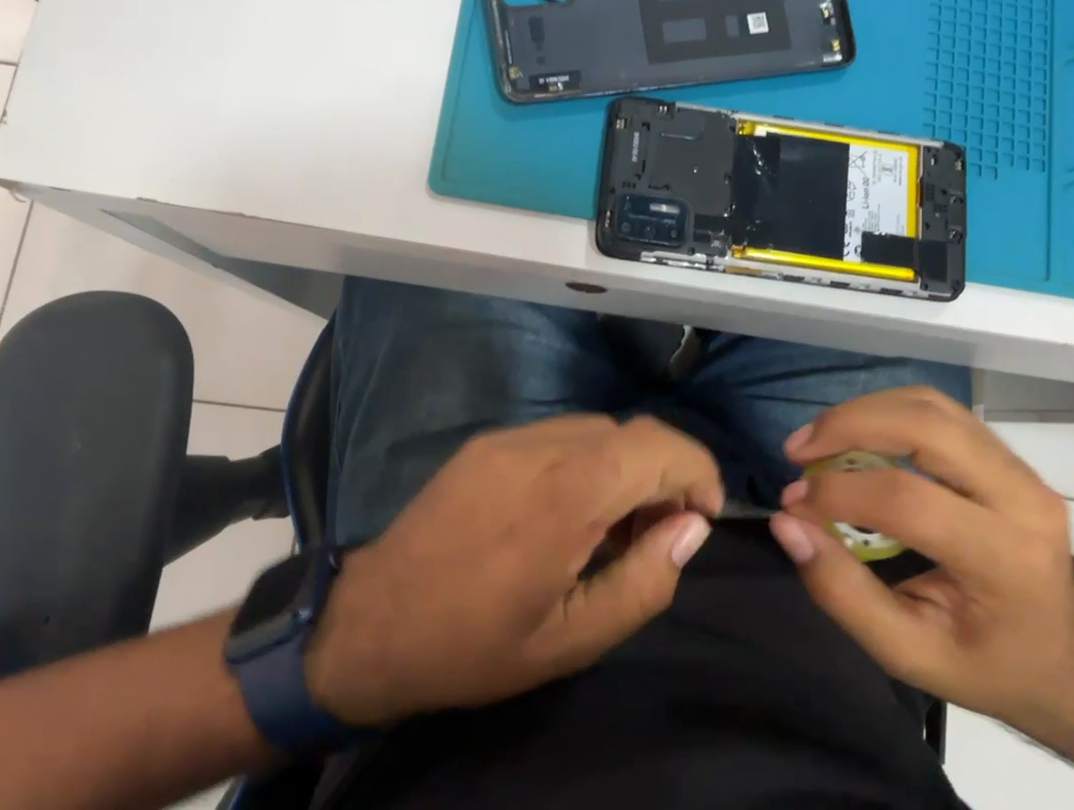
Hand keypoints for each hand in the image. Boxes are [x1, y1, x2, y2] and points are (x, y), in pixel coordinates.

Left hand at [305, 414, 722, 727]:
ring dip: (624, 466)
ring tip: (612, 528)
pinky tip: (568, 512)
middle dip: (664, 472)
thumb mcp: (575, 638)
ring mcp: (505, 439)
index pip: (659, 445)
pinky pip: (557, 436)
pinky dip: (586, 462)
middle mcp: (539, 447)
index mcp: (567, 494)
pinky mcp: (484, 444)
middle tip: (658, 533)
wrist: (371, 624)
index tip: (702, 517)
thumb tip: (690, 527)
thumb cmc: (477, 643)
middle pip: (631, 431)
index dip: (698, 470)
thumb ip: (646, 580)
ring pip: (596, 429)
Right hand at [768, 387, 1073, 729]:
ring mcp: (1021, 471)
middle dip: (848, 426)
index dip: (838, 494)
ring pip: (932, 406)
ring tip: (816, 439)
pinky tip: (852, 437)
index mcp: (1003, 558)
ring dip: (863, 412)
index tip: (793, 505)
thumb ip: (843, 593)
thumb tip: (787, 524)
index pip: (908, 500)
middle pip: (927, 427)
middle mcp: (1022, 500)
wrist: (1063, 662)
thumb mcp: (907, 654)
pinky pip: (940, 412)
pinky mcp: (1008, 458)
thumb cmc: (984, 666)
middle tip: (796, 452)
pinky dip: (885, 413)